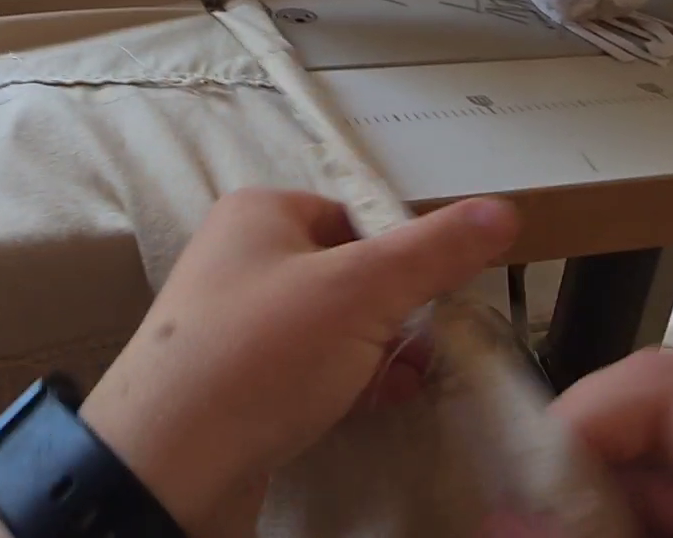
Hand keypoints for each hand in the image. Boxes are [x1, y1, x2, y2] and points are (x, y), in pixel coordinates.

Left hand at [79, 188, 520, 532]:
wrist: (170, 463)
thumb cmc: (265, 350)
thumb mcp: (361, 290)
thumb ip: (433, 251)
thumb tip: (502, 210)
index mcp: (261, 212)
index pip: (353, 215)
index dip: (402, 254)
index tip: (441, 297)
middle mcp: (241, 255)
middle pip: (344, 271)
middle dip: (395, 311)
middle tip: (435, 346)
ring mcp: (233, 318)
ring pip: (327, 323)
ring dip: (377, 349)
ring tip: (420, 378)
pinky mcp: (233, 376)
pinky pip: (303, 365)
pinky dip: (344, 379)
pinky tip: (380, 403)